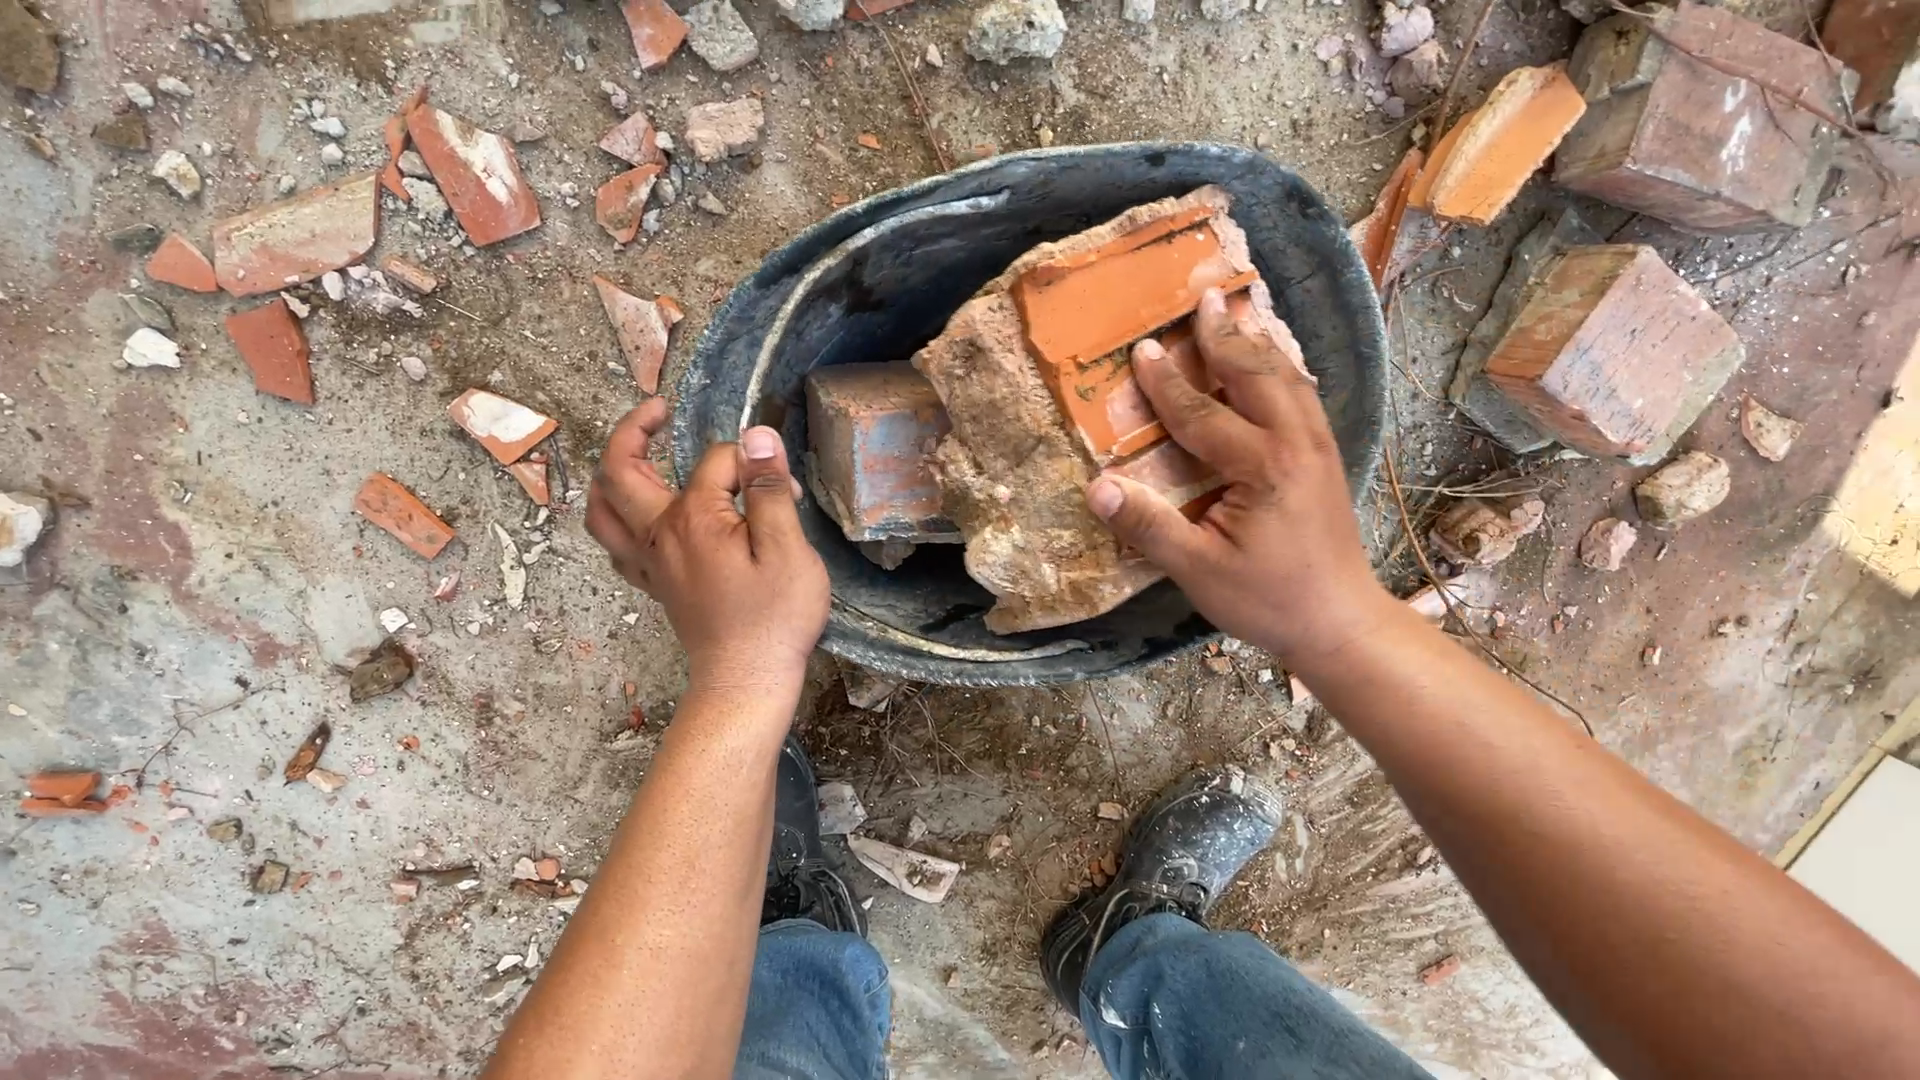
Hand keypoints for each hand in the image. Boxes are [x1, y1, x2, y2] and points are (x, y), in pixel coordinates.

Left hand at [587, 398, 829, 694]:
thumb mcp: (787, 549)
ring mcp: (651, 562)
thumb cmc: (774, 618)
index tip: (785, 483)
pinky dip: (618, 519)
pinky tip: (640, 517)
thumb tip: (756, 436)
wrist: (747, 680)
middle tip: (659, 410)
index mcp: (692, 520)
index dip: (755, 463)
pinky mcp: (656, 585)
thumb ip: (768, 489)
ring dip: (612, 475)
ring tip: (636, 456)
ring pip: (603, 510)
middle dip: (635, 430)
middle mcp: (658, 535)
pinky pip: (616, 544)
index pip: (717, 463)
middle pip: (621, 471)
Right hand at [1084, 288, 1394, 671]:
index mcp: (1263, 467)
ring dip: (1258, 346)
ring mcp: (1320, 448)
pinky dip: (1283, 370)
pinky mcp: (1328, 459)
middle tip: (1204, 302)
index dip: (1167, 384)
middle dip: (1226, 338)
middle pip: (1257, 375)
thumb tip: (1097, 489)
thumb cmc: (1268, 599)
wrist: (1341, 622)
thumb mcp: (1199, 571)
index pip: (1203, 414)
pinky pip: (1304, 397)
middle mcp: (1297, 443)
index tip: (1141, 350)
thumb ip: (1149, 527)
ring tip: (1238, 317)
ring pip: (1289, 379)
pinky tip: (1274, 367)